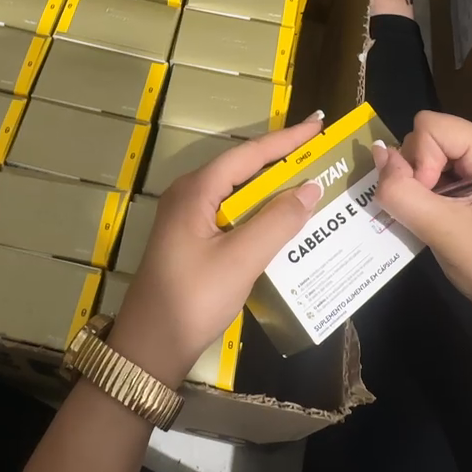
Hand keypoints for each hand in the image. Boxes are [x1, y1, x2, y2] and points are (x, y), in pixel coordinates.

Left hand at [111, 114, 327, 386]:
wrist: (149, 347)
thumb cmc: (193, 299)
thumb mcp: (240, 260)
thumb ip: (276, 222)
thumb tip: (310, 188)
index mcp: (196, 190)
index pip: (248, 154)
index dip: (286, 139)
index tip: (318, 124)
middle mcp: (189, 195)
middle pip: (243, 168)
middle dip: (283, 160)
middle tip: (322, 151)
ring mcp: (188, 218)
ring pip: (239, 192)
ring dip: (274, 189)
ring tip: (312, 181)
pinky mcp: (192, 239)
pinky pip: (233, 214)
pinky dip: (261, 212)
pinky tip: (284, 222)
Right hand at [373, 112, 471, 326]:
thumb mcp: (442, 230)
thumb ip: (402, 191)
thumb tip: (376, 151)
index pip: (431, 127)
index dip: (419, 160)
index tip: (431, 201)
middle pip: (427, 137)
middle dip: (416, 172)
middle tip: (429, 212)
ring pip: (426, 157)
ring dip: (417, 186)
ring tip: (431, 219)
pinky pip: (434, 173)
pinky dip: (423, 194)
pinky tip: (432, 219)